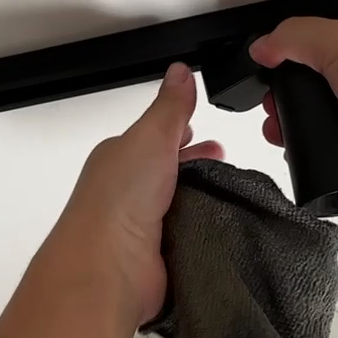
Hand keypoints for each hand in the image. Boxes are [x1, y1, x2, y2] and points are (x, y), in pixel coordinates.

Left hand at [48, 63, 223, 323]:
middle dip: (195, 165)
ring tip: (229, 193)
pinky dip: (199, 230)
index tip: (207, 133)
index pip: (155, 139)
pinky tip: (217, 225)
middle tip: (221, 160)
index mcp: (120, 157)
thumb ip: (170, 106)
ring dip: (200, 199)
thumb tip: (179, 71)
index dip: (182, 133)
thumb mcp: (151, 136)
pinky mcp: (157, 258)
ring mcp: (140, 227)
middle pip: (167, 173)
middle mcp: (126, 192)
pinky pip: (183, 237)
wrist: (109, 266)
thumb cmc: (118, 200)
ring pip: (177, 206)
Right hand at [250, 18, 337, 202]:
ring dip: (303, 130)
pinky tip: (306, 157)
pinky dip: (322, 157)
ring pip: (332, 125)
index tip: (272, 70)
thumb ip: (296, 37)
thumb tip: (264, 45)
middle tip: (273, 110)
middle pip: (328, 90)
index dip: (298, 57)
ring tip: (280, 136)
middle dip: (294, 100)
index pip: (332, 47)